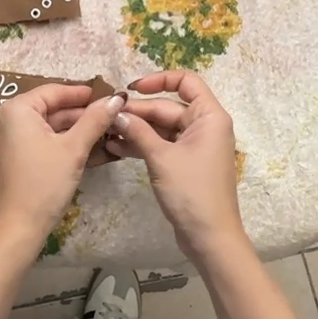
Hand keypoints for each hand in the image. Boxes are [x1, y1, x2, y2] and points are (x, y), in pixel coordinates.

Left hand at [0, 84, 123, 254]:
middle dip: (84, 114)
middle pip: (54, 108)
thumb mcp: (73, 149)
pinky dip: (68, 143)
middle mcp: (11, 118)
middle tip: (116, 116)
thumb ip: (95, 120)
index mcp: (18, 109)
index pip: (56, 91)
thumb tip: (117, 98)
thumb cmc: (44, 183)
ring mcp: (14, 139)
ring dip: (80, 130)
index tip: (111, 96)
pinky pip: (47, 141)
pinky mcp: (20, 157)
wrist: (18, 229)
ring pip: (53, 126)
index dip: (84, 94)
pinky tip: (94, 148)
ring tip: (111, 132)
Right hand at [107, 71, 244, 261]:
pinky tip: (116, 147)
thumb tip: (116, 112)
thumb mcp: (161, 157)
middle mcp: (205, 126)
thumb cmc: (192, 192)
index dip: (158, 79)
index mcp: (209, 116)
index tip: (132, 89)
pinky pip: (162, 144)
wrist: (210, 239)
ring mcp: (195, 145)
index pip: (186, 81)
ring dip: (136, 129)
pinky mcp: (185, 163)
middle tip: (108, 117)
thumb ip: (138, 130)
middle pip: (168, 106)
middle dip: (138, 112)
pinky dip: (142, 144)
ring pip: (161, 127)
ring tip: (107, 133)